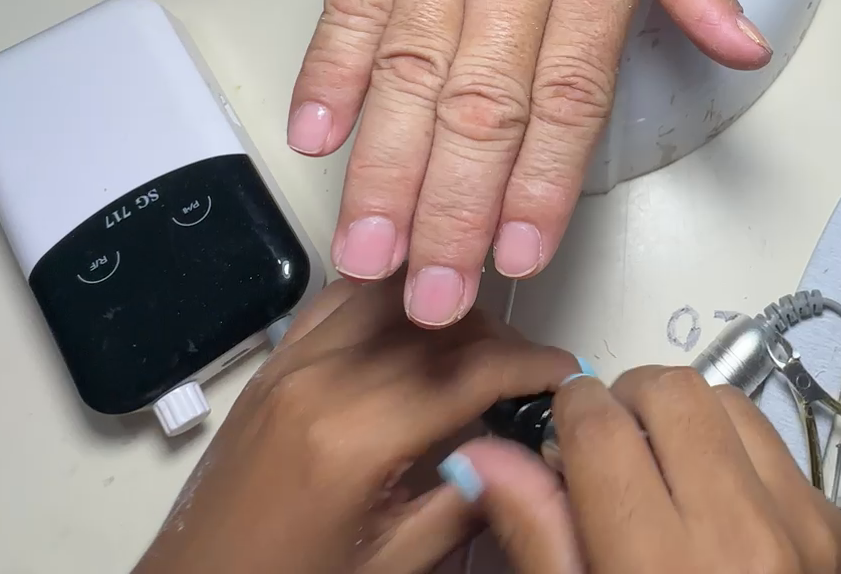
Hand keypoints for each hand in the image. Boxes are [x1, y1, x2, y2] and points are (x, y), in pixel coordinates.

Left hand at [133, 277, 577, 573]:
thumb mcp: (393, 564)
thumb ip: (468, 499)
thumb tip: (527, 450)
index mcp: (355, 435)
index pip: (472, 369)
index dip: (532, 364)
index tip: (566, 372)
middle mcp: (323, 379)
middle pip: (440, 322)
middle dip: (500, 338)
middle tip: (528, 373)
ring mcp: (292, 362)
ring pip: (397, 293)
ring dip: (449, 310)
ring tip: (477, 348)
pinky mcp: (274, 363)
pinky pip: (343, 298)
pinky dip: (390, 297)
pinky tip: (414, 322)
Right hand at [289, 0, 772, 326]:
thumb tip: (742, 48)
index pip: (569, 99)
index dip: (542, 186)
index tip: (518, 254)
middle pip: (480, 107)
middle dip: (453, 211)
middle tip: (433, 295)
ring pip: (406, 74)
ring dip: (385, 171)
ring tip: (369, 251)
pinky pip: (347, 5)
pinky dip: (329, 72)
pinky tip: (319, 136)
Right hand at [445, 367, 840, 573]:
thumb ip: (540, 538)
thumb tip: (488, 451)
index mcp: (664, 570)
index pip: (602, 430)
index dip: (571, 410)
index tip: (563, 424)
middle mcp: (747, 532)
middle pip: (672, 391)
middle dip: (628, 400)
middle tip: (611, 445)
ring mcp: (805, 523)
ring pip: (726, 400)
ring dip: (684, 417)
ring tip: (665, 468)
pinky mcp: (838, 525)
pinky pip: (773, 442)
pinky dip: (733, 449)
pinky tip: (718, 502)